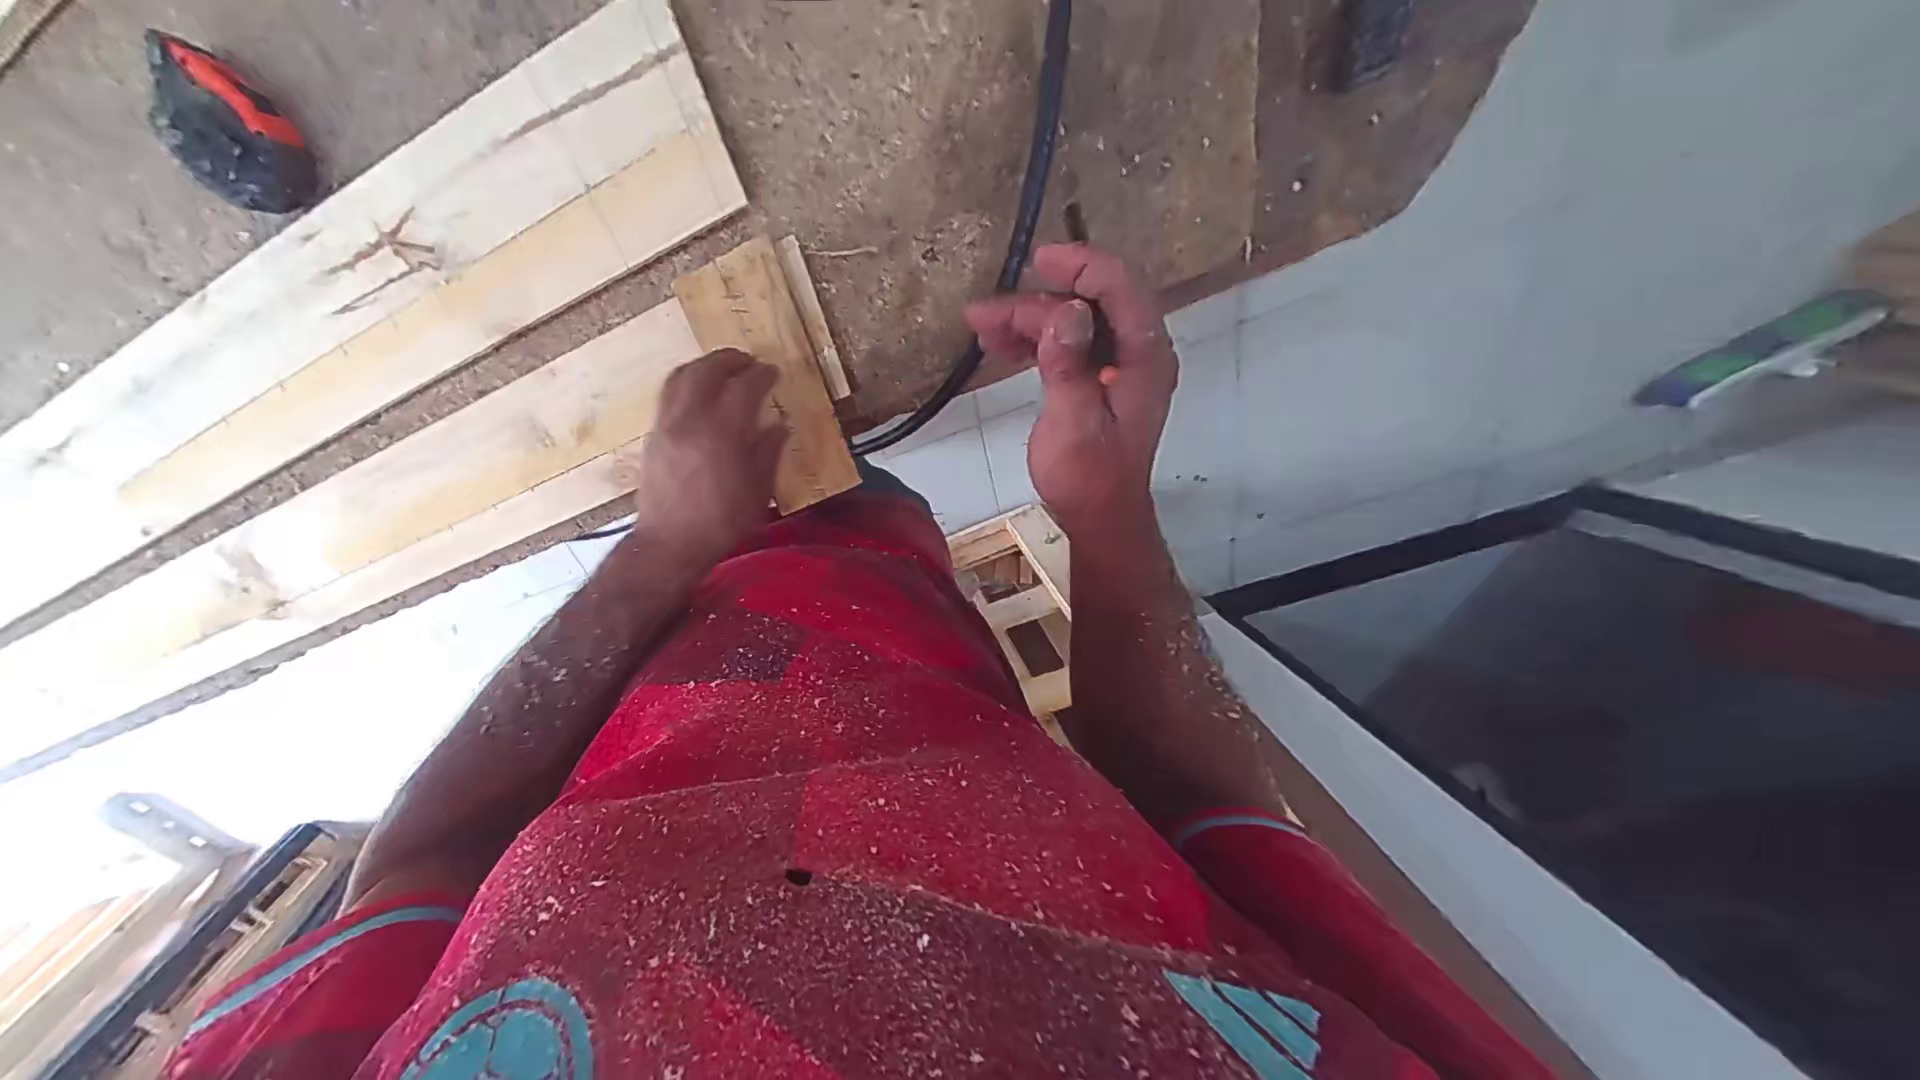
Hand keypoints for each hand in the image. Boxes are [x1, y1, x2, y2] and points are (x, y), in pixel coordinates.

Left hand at [621, 349, 786, 566]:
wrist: (672, 544)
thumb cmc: (723, 523)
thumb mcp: (758, 491)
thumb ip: (768, 453)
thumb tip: (778, 427)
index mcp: (723, 433)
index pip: (744, 388)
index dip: (762, 375)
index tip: (774, 373)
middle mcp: (691, 420)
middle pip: (707, 370)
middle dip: (730, 359)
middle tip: (749, 361)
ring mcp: (667, 426)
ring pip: (681, 377)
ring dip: (703, 366)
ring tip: (721, 369)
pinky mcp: (654, 436)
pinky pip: (669, 395)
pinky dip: (686, 383)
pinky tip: (699, 395)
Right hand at [965, 244, 1176, 537]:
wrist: (1098, 517)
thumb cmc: (1089, 478)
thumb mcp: (1075, 423)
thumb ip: (1069, 366)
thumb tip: (1065, 312)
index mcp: (1144, 358)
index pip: (1119, 290)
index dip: (1080, 266)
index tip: (1038, 260)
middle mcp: (1136, 354)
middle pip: (1088, 306)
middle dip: (1036, 304)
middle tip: (984, 313)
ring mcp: (1117, 367)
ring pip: (1072, 325)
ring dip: (1027, 323)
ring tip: (981, 329)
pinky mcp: (1096, 381)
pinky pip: (1066, 346)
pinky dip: (1034, 343)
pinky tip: (1000, 346)